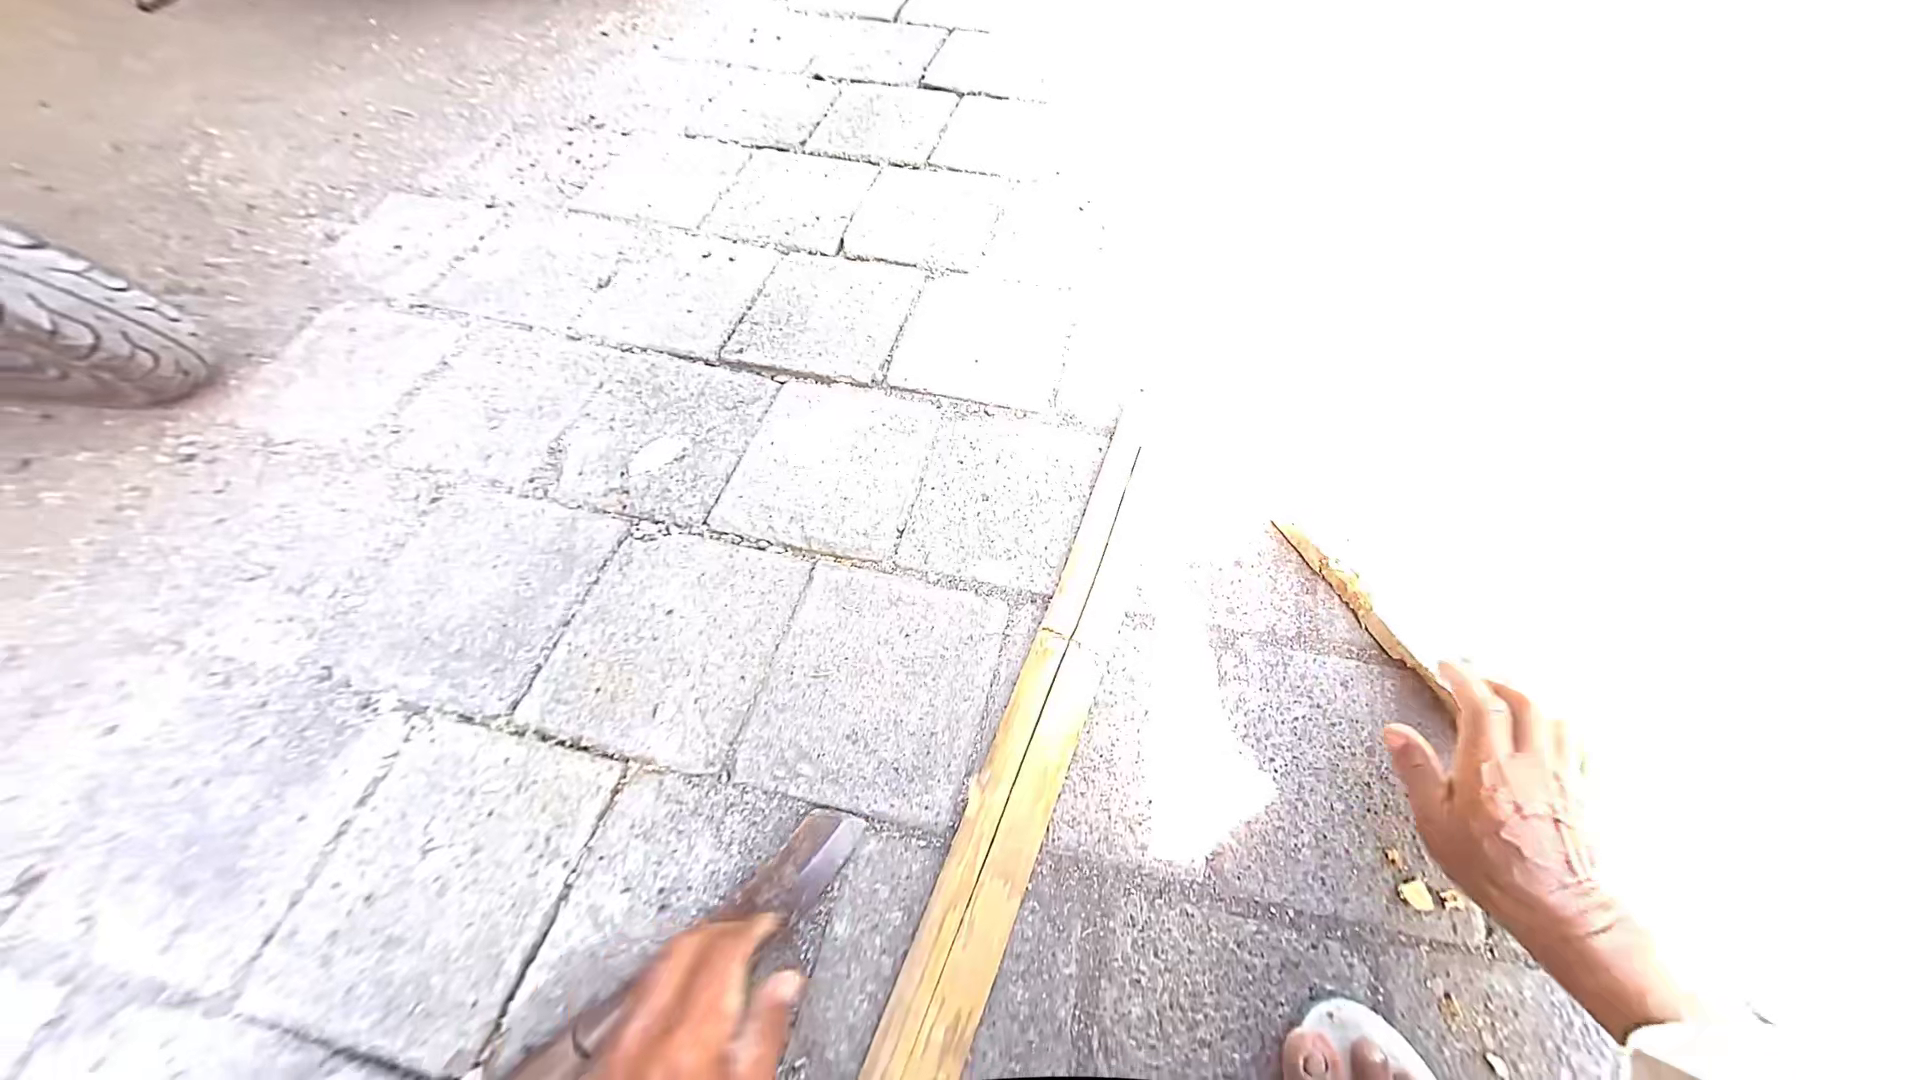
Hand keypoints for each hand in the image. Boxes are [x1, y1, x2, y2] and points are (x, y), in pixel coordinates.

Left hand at [589, 916, 805, 1079]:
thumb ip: (767, 1034)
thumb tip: (787, 982)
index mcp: (692, 1038)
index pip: (725, 949)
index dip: (753, 926)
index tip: (769, 923)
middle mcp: (649, 1032)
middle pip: (685, 945)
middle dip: (722, 927)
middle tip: (749, 929)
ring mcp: (619, 1047)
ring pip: (657, 965)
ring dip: (693, 946)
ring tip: (722, 951)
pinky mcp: (603, 1062)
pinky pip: (639, 994)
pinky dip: (668, 974)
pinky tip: (685, 989)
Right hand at [1383, 662, 1612, 944]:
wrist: (1558, 909)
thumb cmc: (1490, 868)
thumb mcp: (1434, 821)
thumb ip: (1416, 770)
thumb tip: (1395, 731)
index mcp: (1487, 766)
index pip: (1479, 703)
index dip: (1462, 676)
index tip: (1447, 666)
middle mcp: (1530, 763)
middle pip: (1524, 702)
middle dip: (1496, 682)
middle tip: (1474, 680)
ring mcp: (1563, 777)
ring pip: (1554, 719)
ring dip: (1529, 701)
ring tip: (1507, 701)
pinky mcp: (1584, 794)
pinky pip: (1576, 745)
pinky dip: (1557, 727)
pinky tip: (1544, 735)